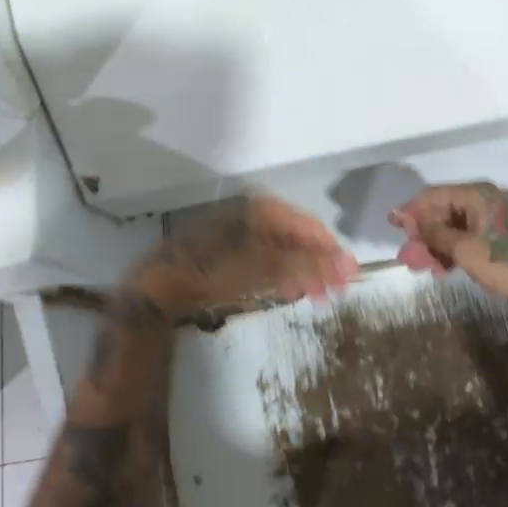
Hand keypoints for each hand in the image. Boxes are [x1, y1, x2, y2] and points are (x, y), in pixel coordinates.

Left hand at [127, 197, 359, 316]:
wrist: (159, 286)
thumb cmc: (211, 272)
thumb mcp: (263, 268)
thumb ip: (305, 265)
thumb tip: (346, 264)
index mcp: (261, 210)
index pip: (307, 225)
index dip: (329, 250)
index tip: (348, 275)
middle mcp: (251, 215)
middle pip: (295, 237)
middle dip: (317, 263)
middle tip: (335, 292)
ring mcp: (237, 233)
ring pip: (281, 250)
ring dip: (301, 271)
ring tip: (315, 296)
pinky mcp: (226, 252)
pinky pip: (264, 259)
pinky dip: (280, 274)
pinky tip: (288, 292)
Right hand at [389, 182, 507, 300]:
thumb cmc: (507, 263)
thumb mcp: (464, 250)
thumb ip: (433, 233)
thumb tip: (406, 218)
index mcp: (477, 194)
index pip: (433, 196)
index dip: (411, 211)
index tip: (392, 227)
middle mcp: (486, 198)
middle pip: (444, 210)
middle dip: (424, 234)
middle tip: (409, 257)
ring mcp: (496, 215)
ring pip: (456, 225)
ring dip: (438, 245)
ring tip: (425, 268)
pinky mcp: (503, 232)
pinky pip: (470, 234)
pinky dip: (456, 248)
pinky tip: (445, 267)